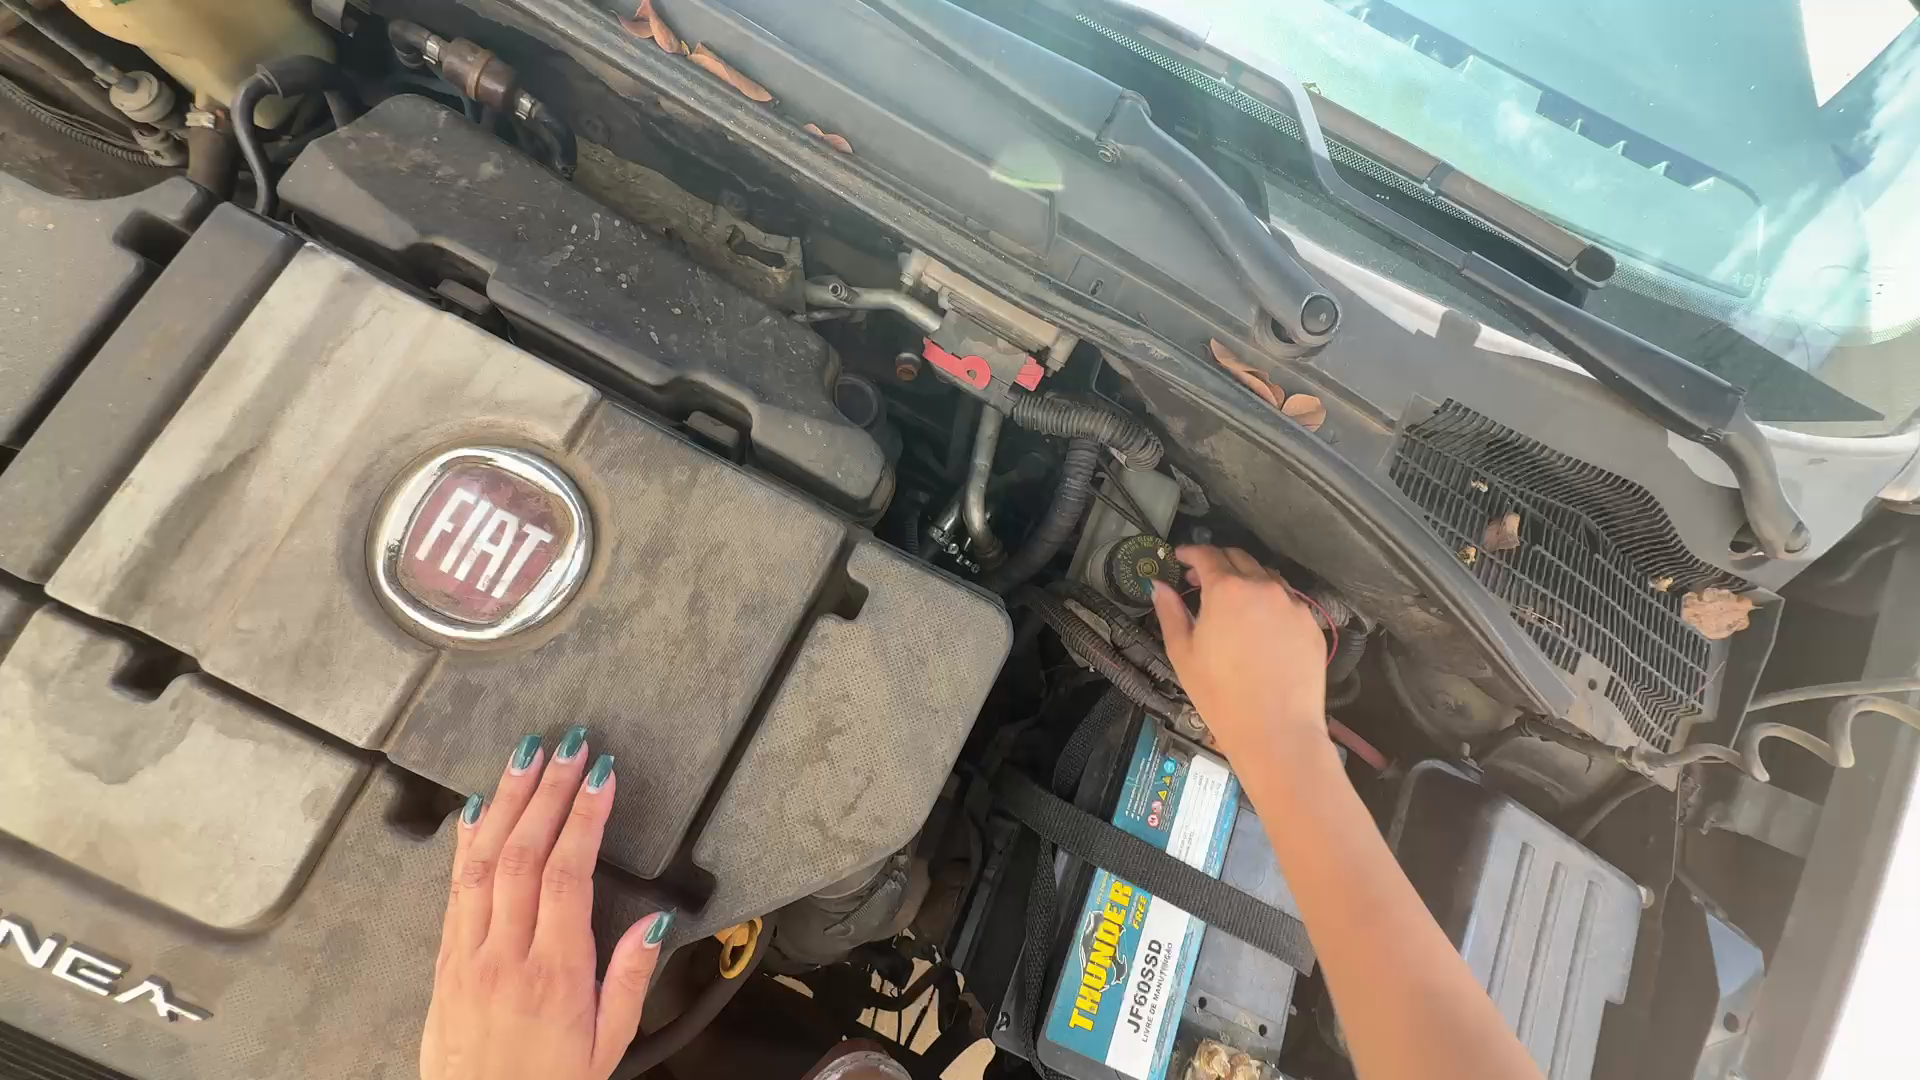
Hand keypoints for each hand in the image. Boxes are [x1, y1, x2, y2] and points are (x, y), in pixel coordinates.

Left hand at [420, 726, 669, 1079]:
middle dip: (548, 792)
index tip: (600, 774)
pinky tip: (482, 806)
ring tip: (527, 755)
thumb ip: (632, 979)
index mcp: (553, 973)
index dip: (584, 818)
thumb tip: (657, 917)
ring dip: (508, 802)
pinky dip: (468, 841)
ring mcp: (465, 955)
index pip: (567, 876)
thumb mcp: (608, 1044)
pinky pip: (454, 890)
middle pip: (523, 856)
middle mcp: (503, 955)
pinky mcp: (442, 962)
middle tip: (570, 746)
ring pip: (483, 863)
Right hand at [1152, 546, 1330, 768]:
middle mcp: (1263, 588)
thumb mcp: (1181, 652)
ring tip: (1230, 600)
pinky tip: (1258, 624)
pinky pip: (1287, 601)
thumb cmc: (1221, 694)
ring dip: (1244, 578)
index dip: (1189, 553)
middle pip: (1238, 558)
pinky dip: (1269, 601)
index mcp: (1226, 590)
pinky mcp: (1311, 625)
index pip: (1206, 555)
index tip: (1180, 558)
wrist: (1275, 729)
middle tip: (1198, 579)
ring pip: (1266, 576)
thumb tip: (1158, 587)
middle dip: (1216, 562)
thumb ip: (1169, 611)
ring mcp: (1292, 605)